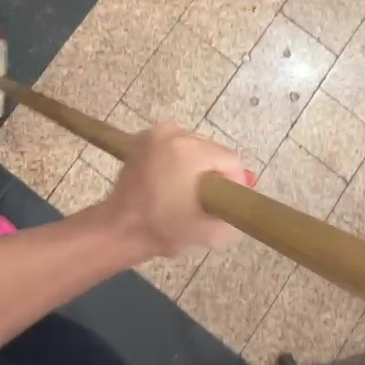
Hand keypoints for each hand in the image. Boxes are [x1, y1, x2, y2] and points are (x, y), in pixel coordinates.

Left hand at [104, 123, 249, 258]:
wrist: (120, 228)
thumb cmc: (164, 229)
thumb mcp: (210, 230)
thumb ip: (235, 212)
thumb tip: (243, 194)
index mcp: (189, 151)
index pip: (230, 159)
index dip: (235, 181)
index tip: (229, 201)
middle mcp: (172, 133)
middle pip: (211, 149)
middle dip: (215, 171)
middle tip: (209, 198)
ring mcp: (154, 133)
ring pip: (193, 145)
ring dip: (197, 164)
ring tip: (189, 190)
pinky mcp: (142, 139)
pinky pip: (173, 145)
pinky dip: (178, 159)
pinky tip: (173, 180)